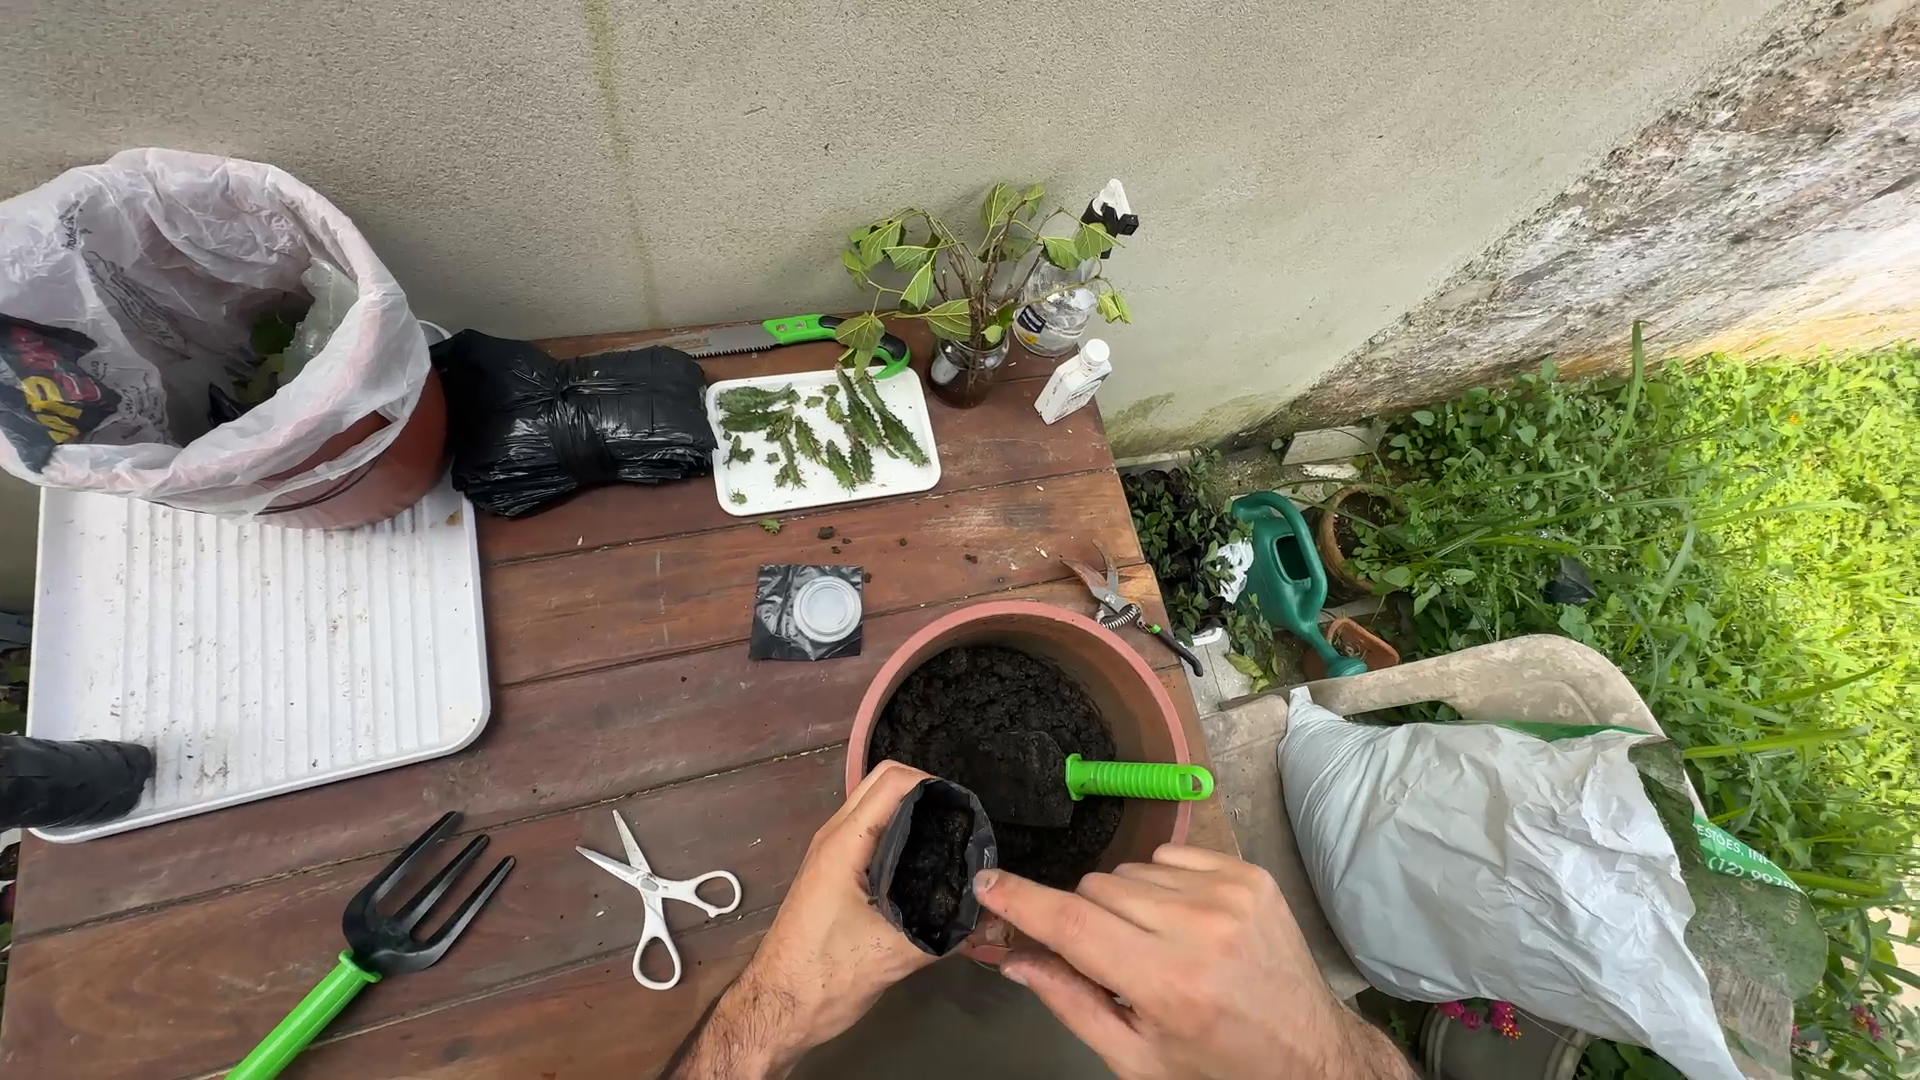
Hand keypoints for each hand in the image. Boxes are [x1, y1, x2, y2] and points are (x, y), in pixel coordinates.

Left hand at [668, 760, 936, 1078]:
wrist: (775, 1009)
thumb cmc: (826, 976)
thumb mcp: (892, 955)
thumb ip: (943, 931)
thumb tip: (987, 913)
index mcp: (845, 843)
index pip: (892, 781)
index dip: (931, 783)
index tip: (963, 807)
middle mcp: (834, 834)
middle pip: (880, 779)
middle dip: (922, 786)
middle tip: (957, 815)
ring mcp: (829, 849)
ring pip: (871, 800)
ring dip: (907, 803)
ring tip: (946, 831)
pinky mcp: (831, 867)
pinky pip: (866, 825)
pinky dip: (894, 823)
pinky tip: (920, 855)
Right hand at [974, 845, 1411, 1079]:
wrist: (1314, 1058)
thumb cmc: (1215, 1070)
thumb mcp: (1137, 1060)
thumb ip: (1070, 1002)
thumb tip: (1011, 957)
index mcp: (1168, 984)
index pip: (1073, 927)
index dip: (1023, 902)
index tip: (986, 881)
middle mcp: (1199, 926)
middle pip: (1096, 890)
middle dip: (1089, 919)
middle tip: (1117, 960)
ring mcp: (1229, 892)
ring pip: (1129, 872)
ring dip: (1128, 903)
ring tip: (1161, 944)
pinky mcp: (1248, 872)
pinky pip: (1168, 856)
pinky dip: (1164, 885)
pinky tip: (1190, 922)